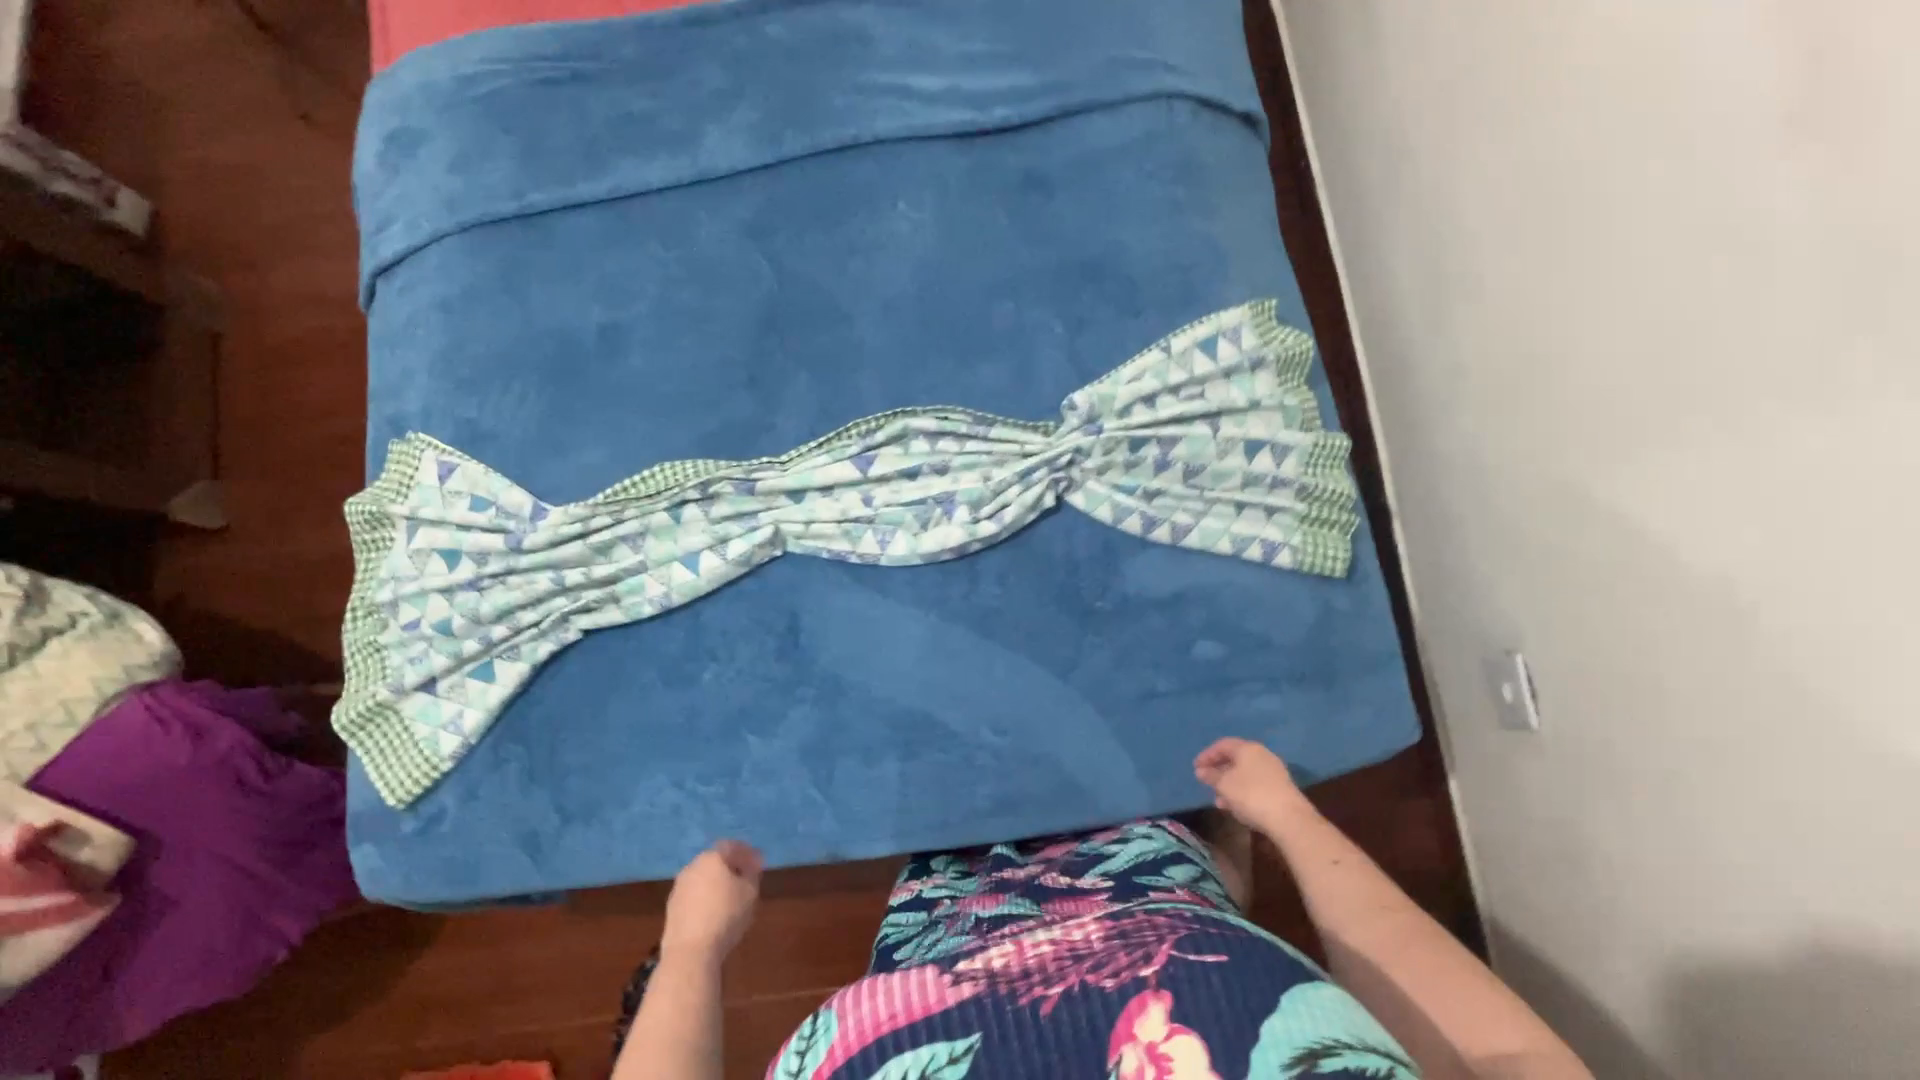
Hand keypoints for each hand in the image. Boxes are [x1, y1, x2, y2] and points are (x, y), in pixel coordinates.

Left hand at [662, 839, 763, 964]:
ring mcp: (679, 888)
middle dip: (730, 868)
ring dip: (717, 884)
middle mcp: (692, 867)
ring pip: (702, 879)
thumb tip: (750, 866)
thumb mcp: (750, 892)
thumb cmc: (726, 915)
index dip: (746, 853)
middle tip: (745, 880)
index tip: (758, 864)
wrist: (690, 950)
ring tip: (731, 899)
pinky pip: (694, 896)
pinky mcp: (672, 909)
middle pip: (714, 861)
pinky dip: (706, 899)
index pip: (731, 846)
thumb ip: (752, 875)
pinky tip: (715, 913)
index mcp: (711, 858)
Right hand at [1194, 737, 1315, 832]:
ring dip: (1230, 785)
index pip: (1223, 745)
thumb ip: (1211, 776)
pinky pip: (1255, 785)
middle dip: (1219, 771)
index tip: (1195, 768)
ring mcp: (1274, 772)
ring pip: (1245, 774)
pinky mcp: (1280, 788)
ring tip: (1219, 800)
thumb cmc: (1251, 795)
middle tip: (1206, 782)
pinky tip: (1236, 807)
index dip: (1207, 755)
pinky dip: (1242, 792)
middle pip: (1235, 759)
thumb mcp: (1224, 785)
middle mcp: (1262, 755)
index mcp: (1247, 748)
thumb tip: (1201, 771)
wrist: (1289, 818)